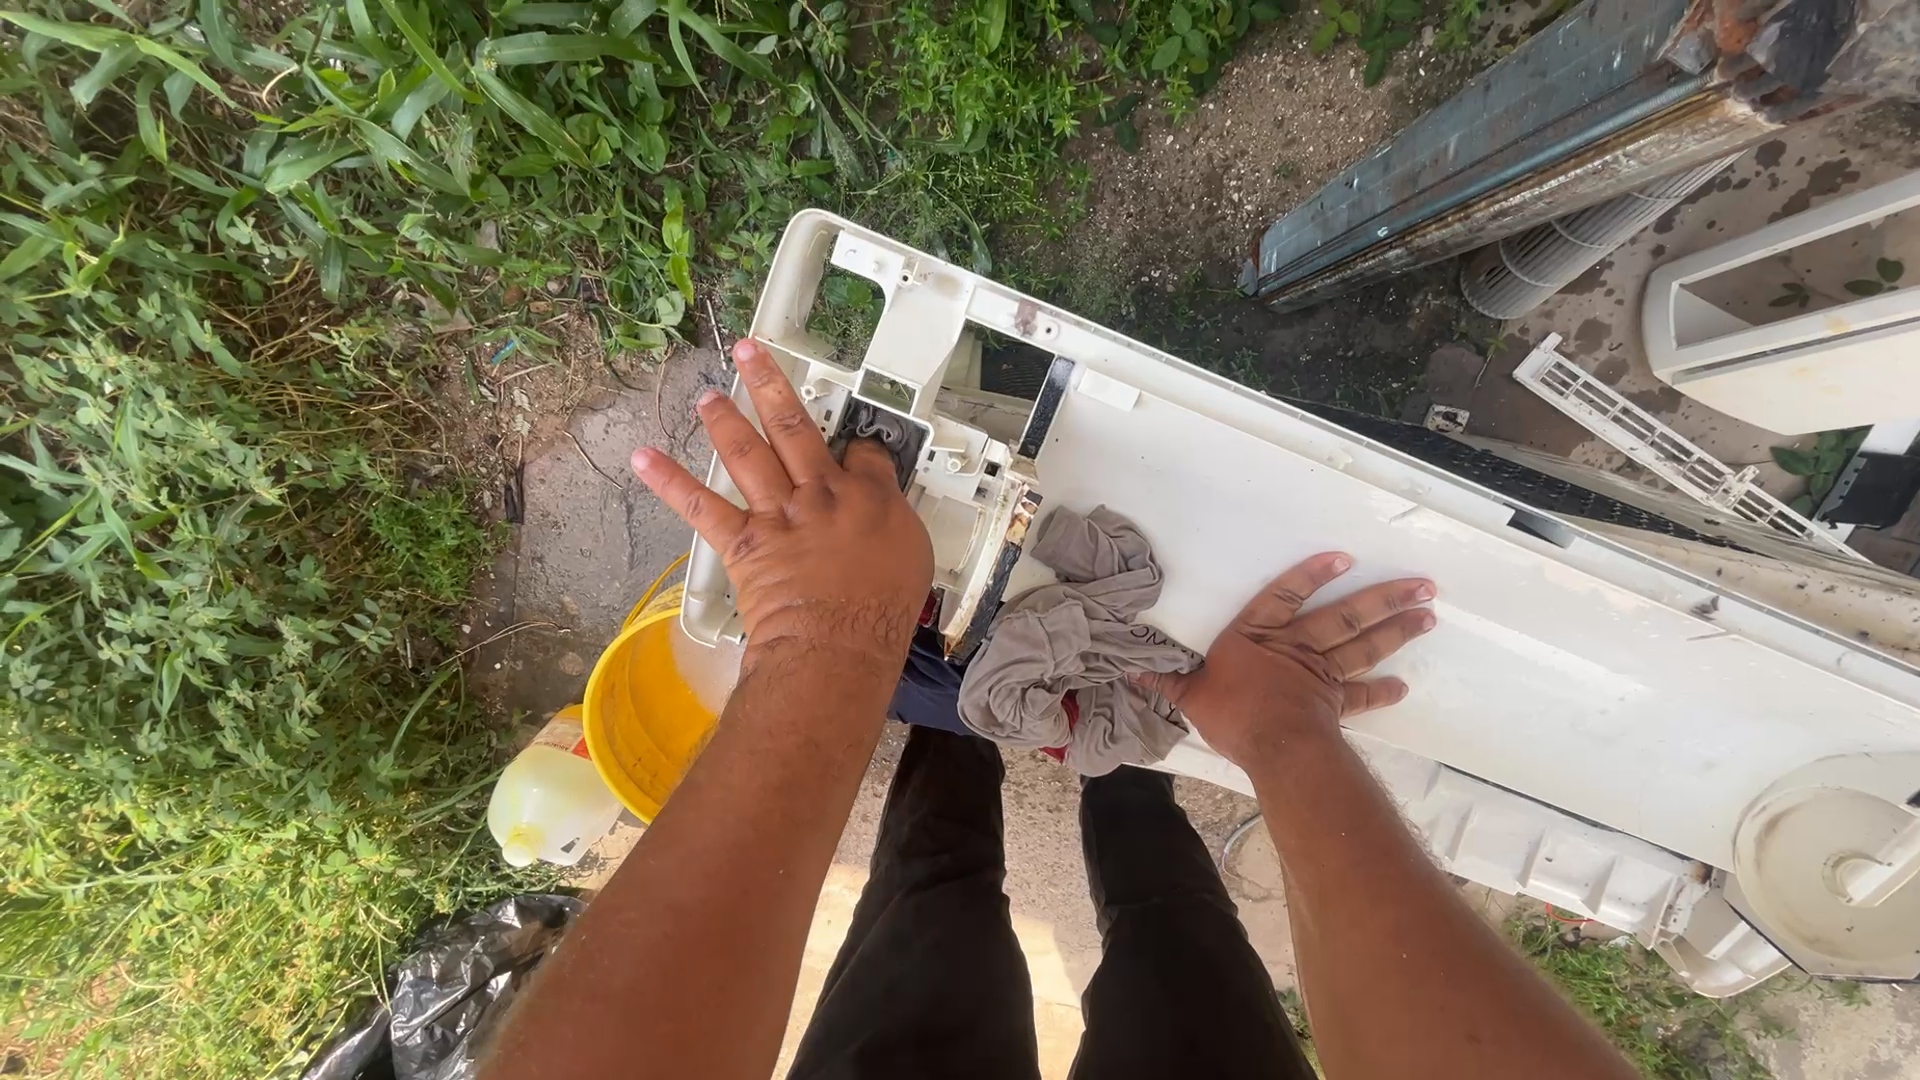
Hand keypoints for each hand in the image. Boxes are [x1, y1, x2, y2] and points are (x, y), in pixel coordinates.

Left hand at [631, 339, 933, 670]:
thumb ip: (896, 527)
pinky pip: (701, 506)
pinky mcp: (744, 540)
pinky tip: (646, 459)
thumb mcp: (912, 559)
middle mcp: (819, 493)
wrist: (839, 643)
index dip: (859, 443)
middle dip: (770, 386)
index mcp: (867, 496)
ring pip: (748, 452)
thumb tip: (886, 521)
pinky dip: (671, 482)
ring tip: (710, 396)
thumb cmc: (879, 612)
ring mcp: (778, 513)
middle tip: (751, 354)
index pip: (864, 452)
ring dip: (726, 419)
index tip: (856, 443)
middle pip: (794, 427)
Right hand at [1138, 553, 1434, 771]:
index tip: (1344, 558)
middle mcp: (1294, 647)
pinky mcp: (1334, 703)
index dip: (1311, 576)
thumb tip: (1129, 669)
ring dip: (1396, 629)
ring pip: (1363, 646)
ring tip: (1426, 613)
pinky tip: (1404, 683)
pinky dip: (1383, 689)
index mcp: (1256, 637)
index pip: (1284, 596)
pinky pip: (1362, 693)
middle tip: (1424, 586)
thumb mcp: (1189, 693)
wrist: (1276, 747)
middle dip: (1383, 599)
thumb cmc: (1232, 712)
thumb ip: (1166, 679)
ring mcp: (1320, 673)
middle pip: (1343, 617)